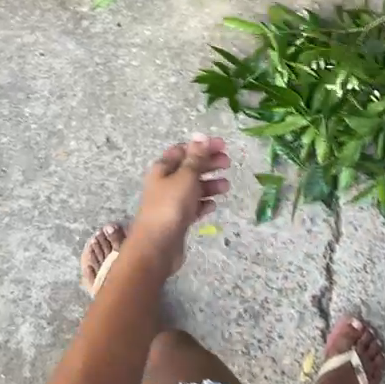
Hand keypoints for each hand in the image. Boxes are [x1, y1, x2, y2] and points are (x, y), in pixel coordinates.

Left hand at [126, 134, 230, 275]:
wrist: (156, 248)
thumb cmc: (170, 206)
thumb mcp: (186, 177)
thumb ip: (195, 157)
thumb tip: (200, 136)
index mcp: (163, 168)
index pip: (184, 150)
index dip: (202, 146)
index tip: (222, 146)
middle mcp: (165, 183)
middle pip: (189, 168)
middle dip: (208, 164)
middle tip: (228, 163)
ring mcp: (170, 203)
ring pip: (193, 188)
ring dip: (209, 185)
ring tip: (226, 187)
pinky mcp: (177, 220)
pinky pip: (192, 207)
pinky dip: (203, 204)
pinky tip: (212, 205)